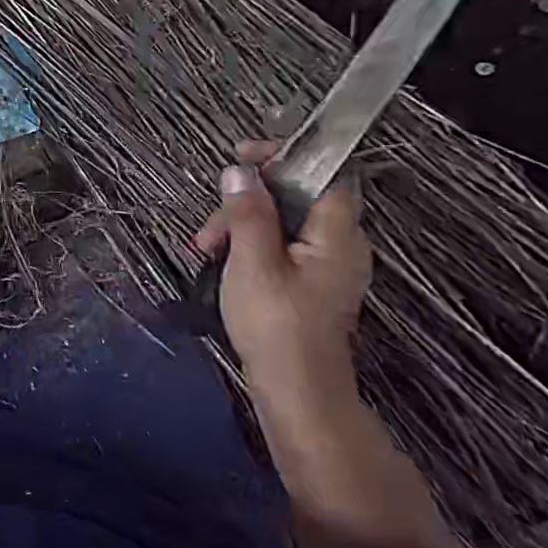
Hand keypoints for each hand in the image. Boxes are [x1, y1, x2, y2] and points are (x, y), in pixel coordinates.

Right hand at [194, 140, 372, 374]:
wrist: (295, 391)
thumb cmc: (275, 324)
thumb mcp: (252, 261)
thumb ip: (247, 212)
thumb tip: (239, 172)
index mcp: (338, 235)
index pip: (324, 172)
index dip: (285, 156)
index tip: (244, 156)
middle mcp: (340, 244)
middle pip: (294, 196)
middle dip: (247, 201)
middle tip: (210, 228)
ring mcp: (326, 265)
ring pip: (281, 221)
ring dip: (240, 225)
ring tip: (206, 249)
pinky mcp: (309, 282)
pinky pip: (279, 244)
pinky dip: (248, 244)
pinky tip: (221, 260)